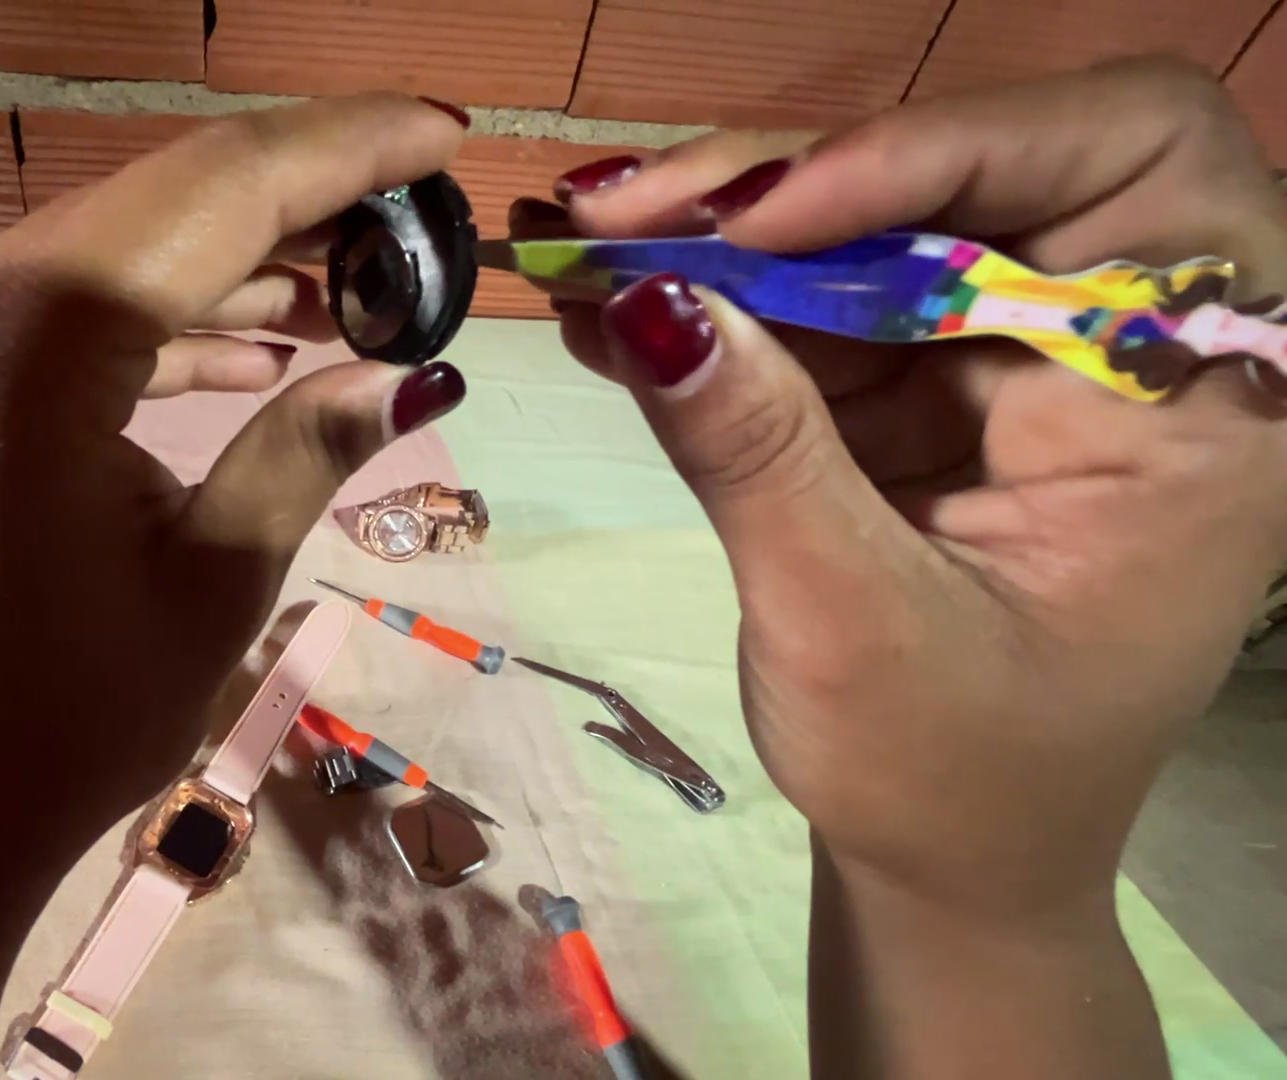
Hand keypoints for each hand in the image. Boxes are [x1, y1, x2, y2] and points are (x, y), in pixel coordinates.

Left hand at [0, 96, 470, 1078]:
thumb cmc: (70, 722)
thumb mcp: (218, 579)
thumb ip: (312, 443)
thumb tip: (423, 370)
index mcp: (25, 343)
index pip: (217, 191)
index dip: (347, 152)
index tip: (441, 132)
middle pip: (163, 204)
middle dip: (304, 201)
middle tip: (413, 220)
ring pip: (117, 253)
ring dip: (239, 261)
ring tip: (356, 282)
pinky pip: (69, 313)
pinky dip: (168, 319)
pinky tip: (257, 340)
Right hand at [541, 57, 1286, 918]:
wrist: (934, 847)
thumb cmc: (940, 766)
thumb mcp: (845, 616)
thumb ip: (753, 453)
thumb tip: (644, 309)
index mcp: (1184, 394)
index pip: (1109, 164)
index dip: (928, 151)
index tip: (751, 224)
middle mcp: (1086, 350)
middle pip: (935, 192)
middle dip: (759, 195)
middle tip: (607, 212)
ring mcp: (970, 376)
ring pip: (831, 255)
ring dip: (694, 250)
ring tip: (570, 248)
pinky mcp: (880, 410)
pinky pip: (779, 333)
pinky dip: (684, 320)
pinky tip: (596, 317)